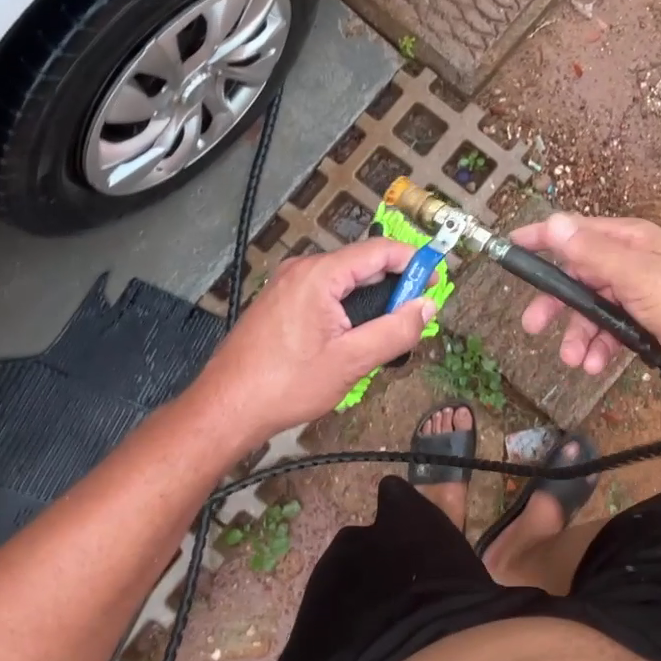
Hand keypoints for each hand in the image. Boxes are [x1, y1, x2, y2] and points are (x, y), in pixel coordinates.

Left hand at [188, 237, 436, 449]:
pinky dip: (349, 307)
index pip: (380, 251)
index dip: (414, 262)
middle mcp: (302, 270)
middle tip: (415, 316)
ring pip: (345, 281)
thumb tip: (427, 307)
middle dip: (395, 285)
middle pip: (363, 264)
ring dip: (372, 300)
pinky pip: (327, 293)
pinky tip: (356, 337)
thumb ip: (395, 330)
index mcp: (319, 275)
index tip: (436, 282)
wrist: (224, 410)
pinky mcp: (281, 302)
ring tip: (388, 333)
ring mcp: (287, 285)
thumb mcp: (351, 361)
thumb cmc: (285, 386)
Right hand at [509, 213, 660, 383]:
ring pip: (592, 309)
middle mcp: (632, 262)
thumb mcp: (637, 275)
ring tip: (575, 359)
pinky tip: (596, 364)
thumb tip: (554, 223)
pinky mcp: (644, 321)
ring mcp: (638, 293)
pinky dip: (599, 347)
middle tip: (531, 324)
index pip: (577, 231)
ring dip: (579, 334)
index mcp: (631, 240)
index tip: (512, 247)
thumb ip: (593, 253)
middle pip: (579, 276)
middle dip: (557, 303)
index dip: (543, 238)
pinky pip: (609, 330)